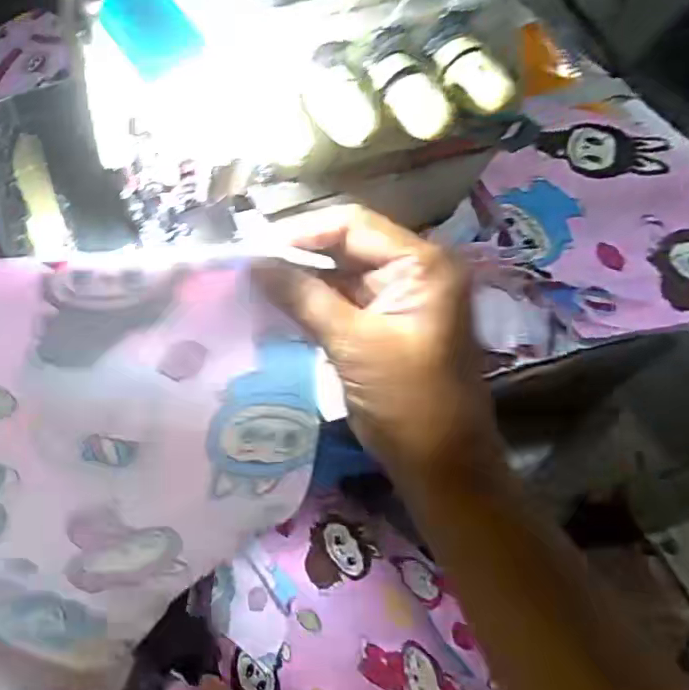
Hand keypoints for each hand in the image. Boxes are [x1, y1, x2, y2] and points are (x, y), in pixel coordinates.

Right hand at [253, 205, 496, 473]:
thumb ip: (303, 297)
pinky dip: (308, 299)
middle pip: (344, 243)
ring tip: (253, 284)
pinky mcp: (383, 321)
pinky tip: (274, 305)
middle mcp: (414, 269)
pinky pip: (339, 297)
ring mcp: (399, 296)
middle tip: (247, 268)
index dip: (300, 233)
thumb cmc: (407, 401)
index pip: (351, 225)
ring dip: (298, 277)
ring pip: (338, 270)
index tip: (253, 252)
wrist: (441, 464)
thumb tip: (254, 263)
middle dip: (295, 253)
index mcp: (422, 265)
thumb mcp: (353, 343)